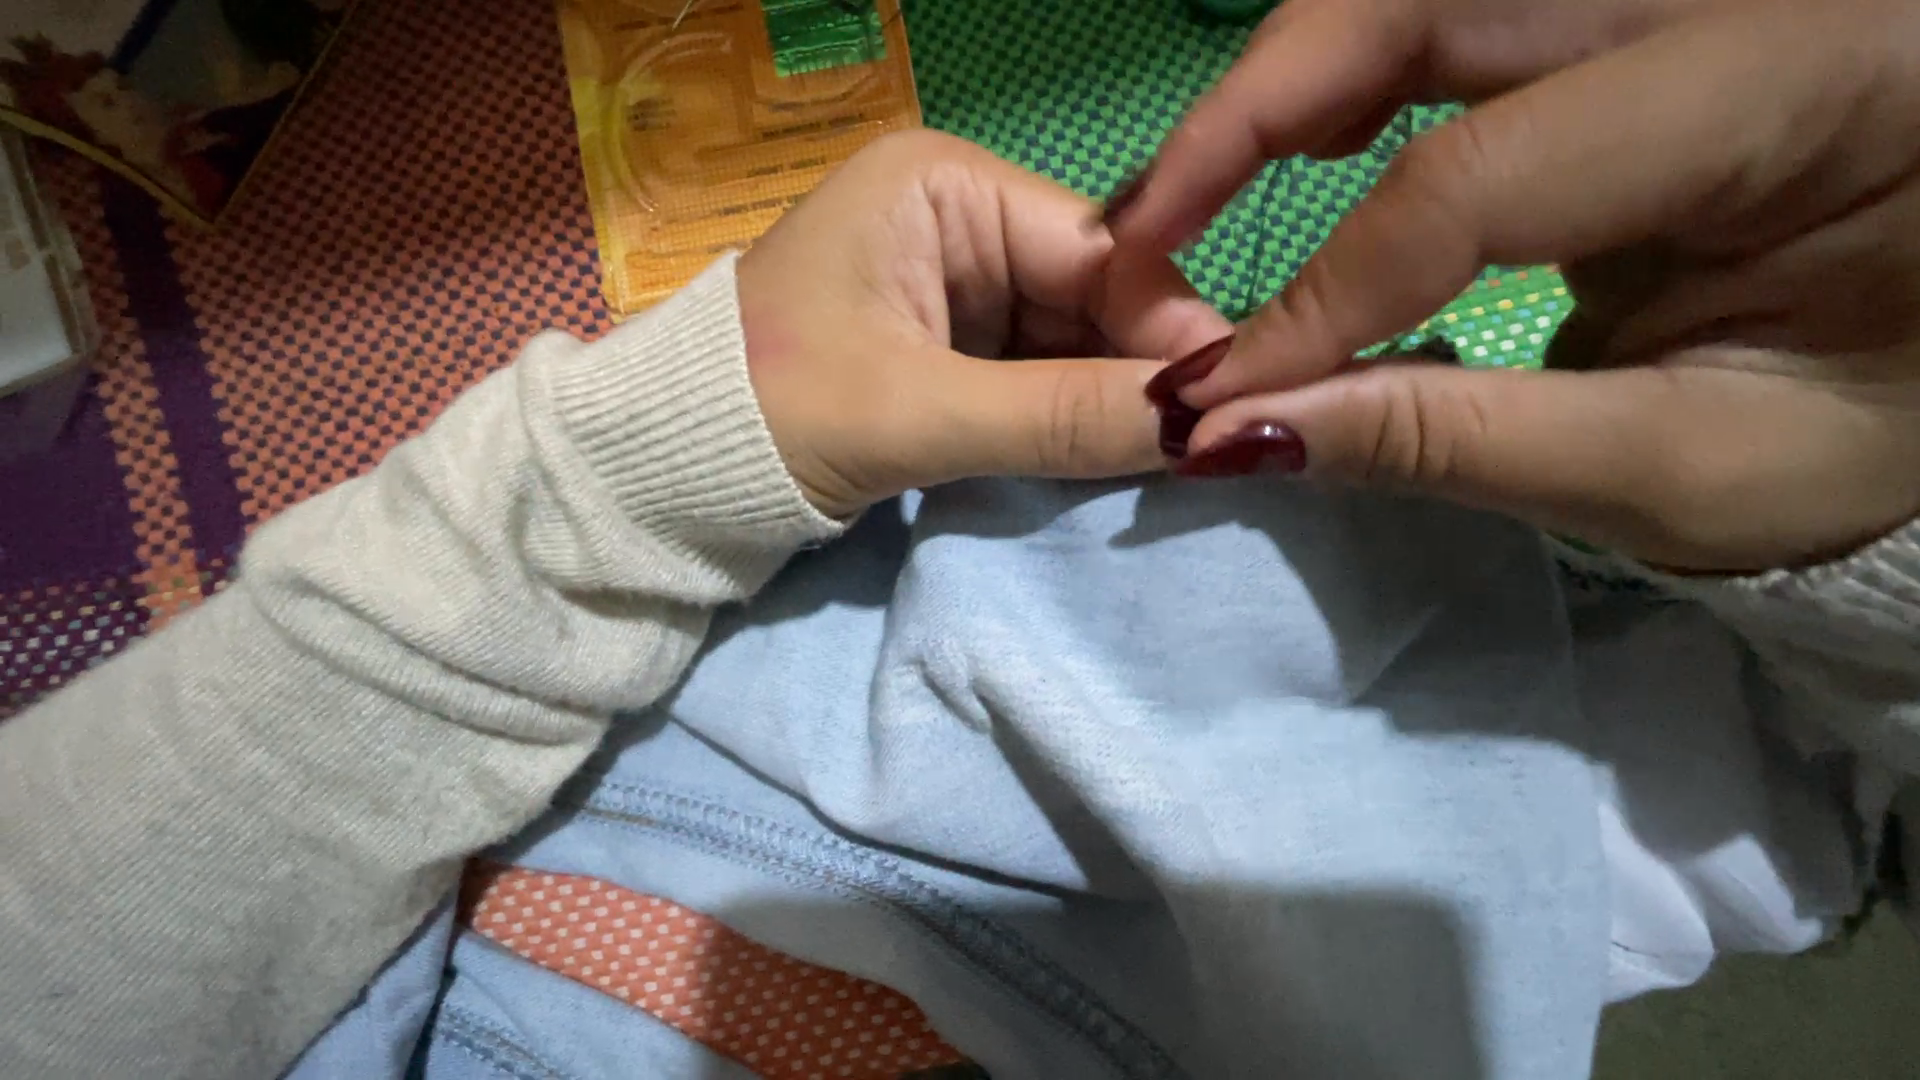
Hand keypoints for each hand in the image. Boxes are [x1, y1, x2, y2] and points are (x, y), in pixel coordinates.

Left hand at [737, 131, 1230, 518]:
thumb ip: (1055, 417)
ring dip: (1108, 401)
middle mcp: (956, 222)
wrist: (672, 469)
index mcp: (942, 187)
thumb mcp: (915, 411)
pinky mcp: (947, 349)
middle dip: (1140, 369)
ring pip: (1068, 342)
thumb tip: (1198, 427)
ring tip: (1169, 456)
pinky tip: (1107, 454)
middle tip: (1205, 442)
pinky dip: (1068, 419)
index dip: (1165, 322)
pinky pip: (1034, 377)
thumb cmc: (770, 413)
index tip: (1227, 397)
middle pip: (1089, 294)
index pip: (1095, 246)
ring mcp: (954, 288)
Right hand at [1109, 0, 1919, 571]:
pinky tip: (1282, 150)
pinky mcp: (1645, 14)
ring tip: (1176, 198)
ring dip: (1275, 92)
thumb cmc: (1873, 442)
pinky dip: (1337, 85)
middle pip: (1427, 1)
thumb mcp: (1668, 471)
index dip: (1317, 297)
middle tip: (1137, 231)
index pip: (1474, 181)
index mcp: (1825, 78)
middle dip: (1250, 118)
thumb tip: (1232, 433)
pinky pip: (1450, 22)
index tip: (1209, 393)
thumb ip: (1441, 441)